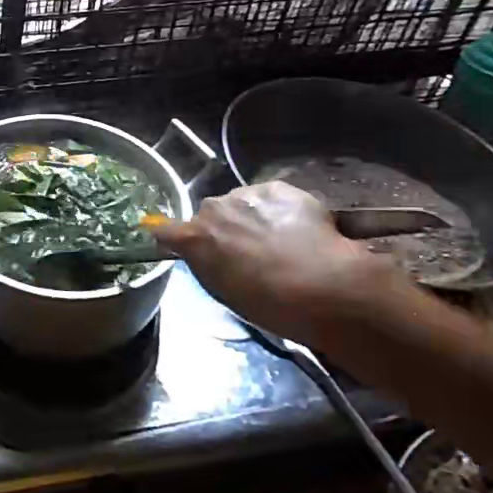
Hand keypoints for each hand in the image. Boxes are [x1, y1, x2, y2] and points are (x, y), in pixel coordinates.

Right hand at [149, 180, 404, 341]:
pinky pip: (273, 197)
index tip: (182, 244)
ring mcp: (245, 195)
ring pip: (242, 203)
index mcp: (192, 237)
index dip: (173, 236)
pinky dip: (283, 210)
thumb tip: (200, 253)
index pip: (165, 230)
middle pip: (211, 214)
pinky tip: (303, 229)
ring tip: (283, 239)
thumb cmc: (272, 304)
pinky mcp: (279, 189)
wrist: (328, 288)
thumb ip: (205, 263)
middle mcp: (211, 209)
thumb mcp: (225, 290)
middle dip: (224, 227)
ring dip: (253, 216)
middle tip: (251, 249)